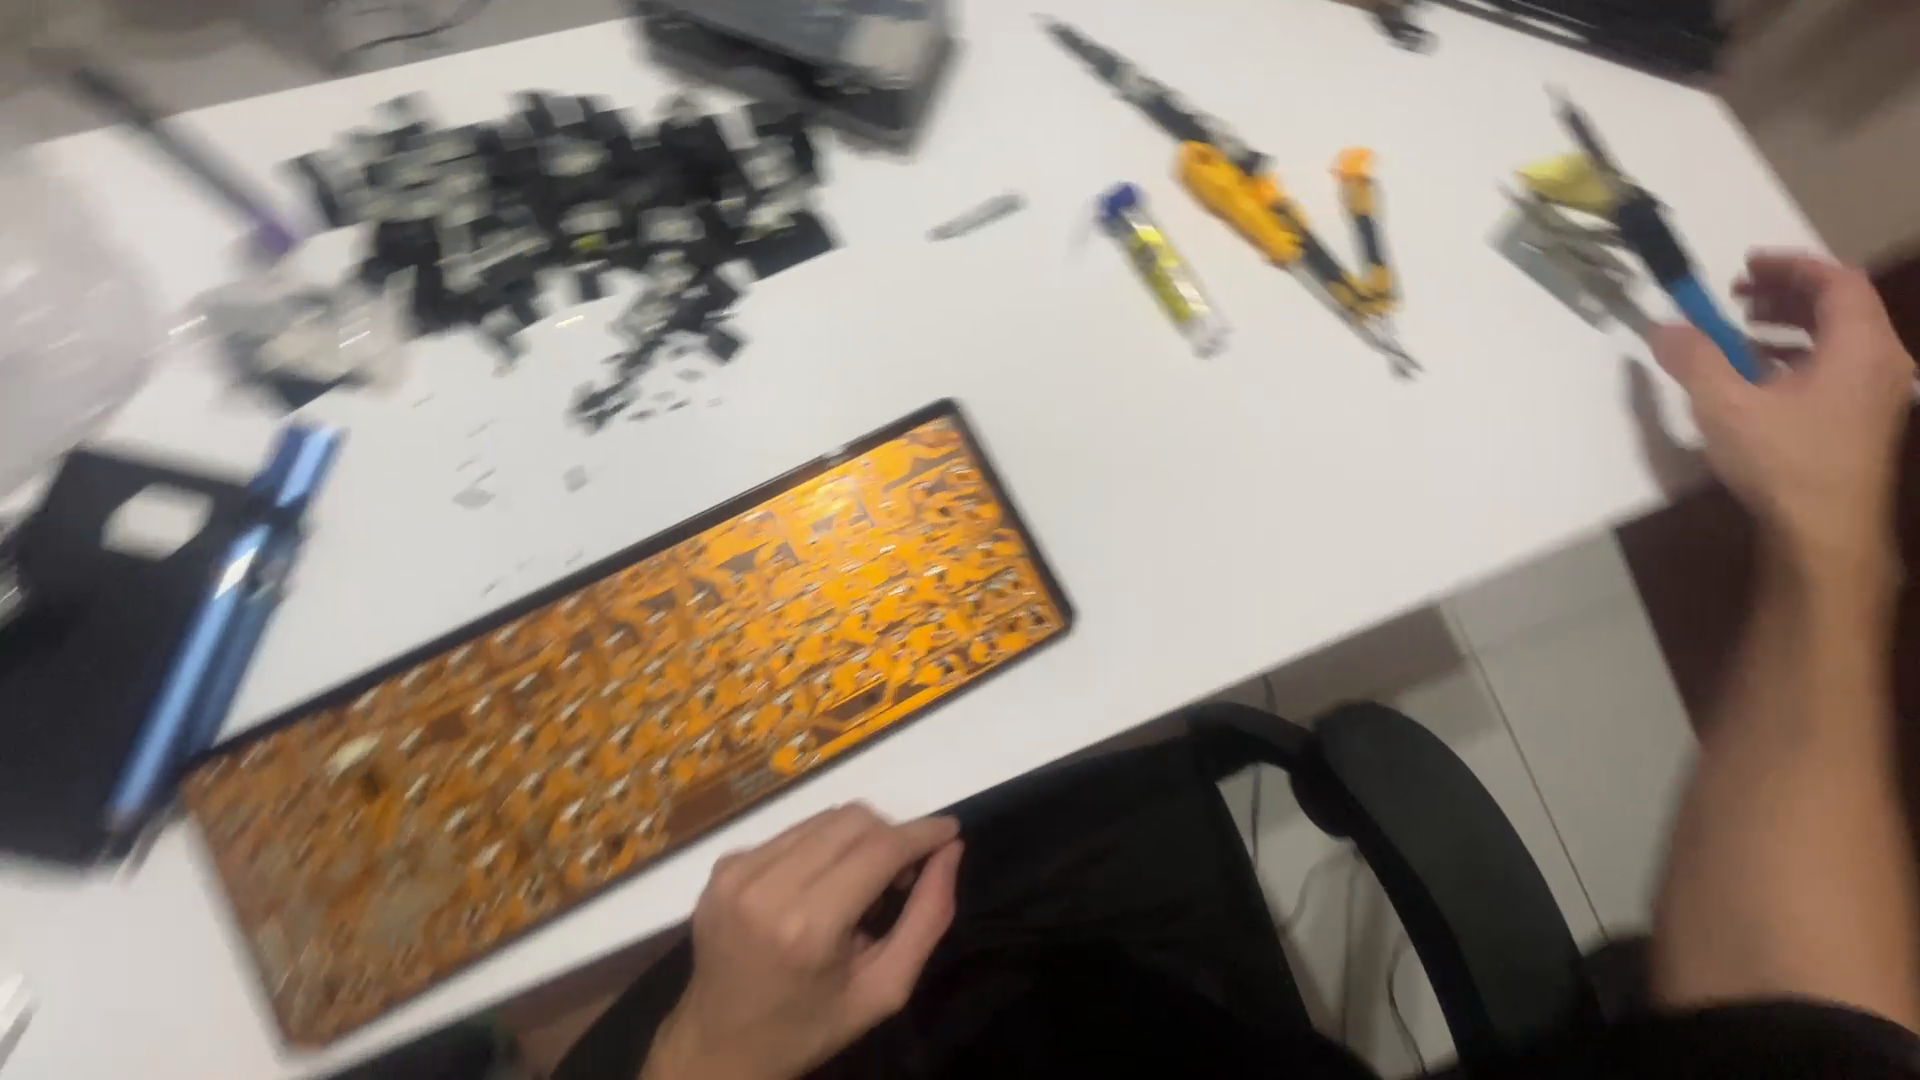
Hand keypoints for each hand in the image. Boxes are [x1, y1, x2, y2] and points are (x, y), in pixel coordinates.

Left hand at [642, 805, 963, 1079]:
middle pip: (854, 821)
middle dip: (891, 836)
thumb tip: (951, 850)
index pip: (879, 849)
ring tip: (860, 884)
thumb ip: (927, 917)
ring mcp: (738, 871)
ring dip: (857, 838)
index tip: (950, 830)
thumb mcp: (883, 990)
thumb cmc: (809, 1026)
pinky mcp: (723, 864)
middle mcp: (767, 885)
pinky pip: (793, 831)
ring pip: (824, 818)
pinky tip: (819, 886)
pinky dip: (821, 847)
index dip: (921, 833)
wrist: (716, 1049)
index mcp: (807, 926)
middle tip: (901, 877)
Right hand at [1653, 251, 1913, 573]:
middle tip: (1731, 296)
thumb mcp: (1726, 406)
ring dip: (1785, 324)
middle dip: (1783, 294)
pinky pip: (1831, 364)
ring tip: (1736, 331)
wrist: (1823, 526)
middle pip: (1839, 306)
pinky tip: (1754, 373)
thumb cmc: (1782, 460)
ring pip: (1836, 336)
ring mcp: (1874, 390)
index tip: (1742, 266)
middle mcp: (1879, 360)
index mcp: (1860, 348)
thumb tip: (1663, 326)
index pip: (1837, 283)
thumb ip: (1695, 361)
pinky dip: (1792, 353)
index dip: (1790, 266)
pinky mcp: (1858, 415)